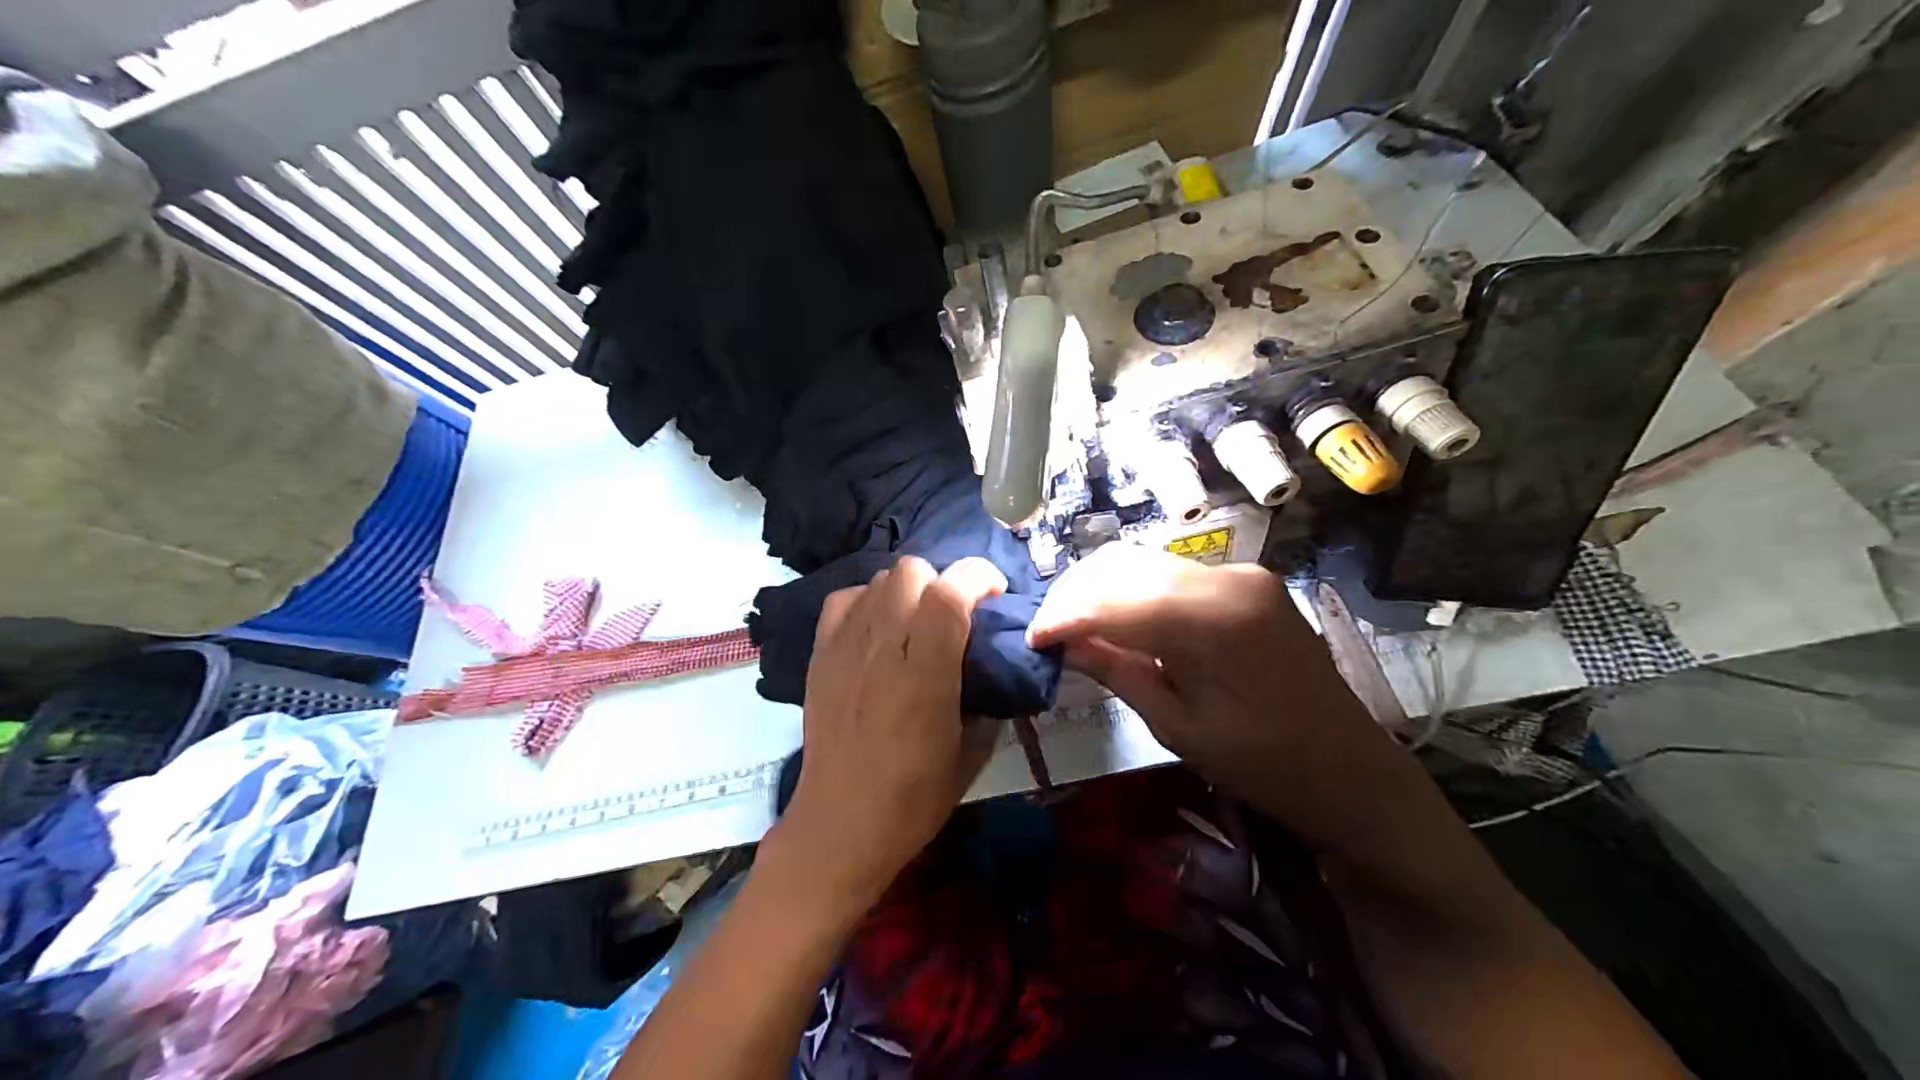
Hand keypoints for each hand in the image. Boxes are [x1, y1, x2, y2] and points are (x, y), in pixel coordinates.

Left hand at [773, 555, 1007, 914]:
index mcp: (925, 672)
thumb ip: (987, 698)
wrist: (841, 823)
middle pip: (912, 570)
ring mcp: (845, 646)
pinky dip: (868, 601)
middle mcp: (882, 647)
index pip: (950, 591)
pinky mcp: (820, 655)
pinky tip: (878, 629)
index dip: (979, 578)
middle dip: (943, 581)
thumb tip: (993, 666)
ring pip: (880, 579)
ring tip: (916, 622)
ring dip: (908, 590)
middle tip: (955, 615)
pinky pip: (845, 599)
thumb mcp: (972, 751)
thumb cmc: (914, 798)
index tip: (995, 595)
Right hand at [1027, 545, 1366, 800]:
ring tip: (1076, 625)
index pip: (1114, 601)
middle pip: (1128, 568)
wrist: (1348, 768)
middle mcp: (1227, 580)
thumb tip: (1064, 642)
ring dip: (1106, 590)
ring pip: (1149, 566)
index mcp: (1212, 621)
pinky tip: (1121, 619)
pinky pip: (1176, 576)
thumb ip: (1117, 671)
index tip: (1032, 637)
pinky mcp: (1248, 582)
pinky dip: (1140, 593)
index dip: (1065, 616)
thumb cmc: (1261, 764)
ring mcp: (1242, 575)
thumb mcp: (1176, 726)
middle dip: (1080, 595)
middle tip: (1049, 630)